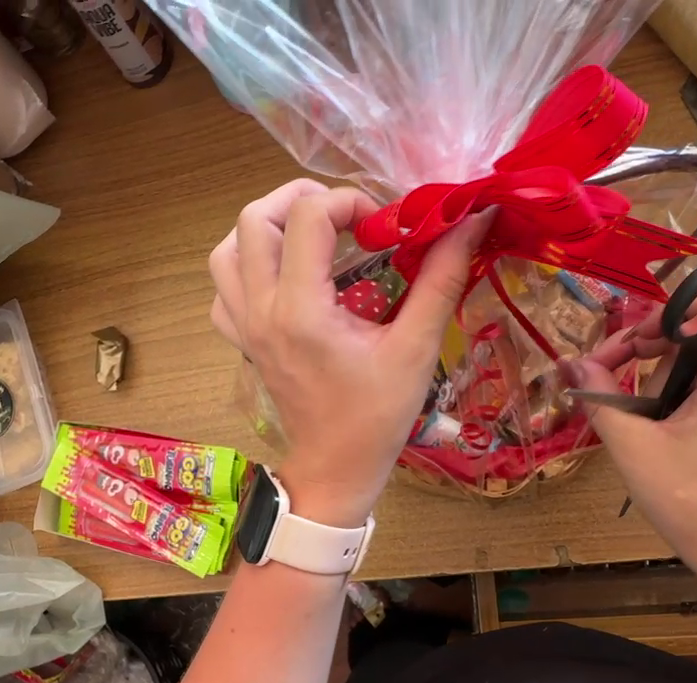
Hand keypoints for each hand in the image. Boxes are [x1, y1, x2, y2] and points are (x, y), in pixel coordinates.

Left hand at [208, 180, 488, 526]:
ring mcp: (244, 328)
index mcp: (301, 311)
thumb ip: (441, 277)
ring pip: (226, 252)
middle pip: (254, 220)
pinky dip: (245, 271)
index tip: (384, 228)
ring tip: (306, 235)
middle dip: (301, 200)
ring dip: (264, 230)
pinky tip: (279, 277)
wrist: (336, 467)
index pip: (309, 217)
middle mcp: (262, 312)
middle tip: (343, 217)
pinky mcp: (243, 342)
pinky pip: (223, 291)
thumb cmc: (377, 417)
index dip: (350, 202)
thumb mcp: (415, 347)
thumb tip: (472, 218)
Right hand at [568, 286, 696, 584]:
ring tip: (630, 397)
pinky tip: (653, 410)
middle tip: (612, 365)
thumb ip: (601, 396)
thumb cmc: (686, 498)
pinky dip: (680, 380)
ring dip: (663, 362)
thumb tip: (572, 363)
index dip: (679, 300)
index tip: (637, 330)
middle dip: (656, 335)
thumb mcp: (631, 446)